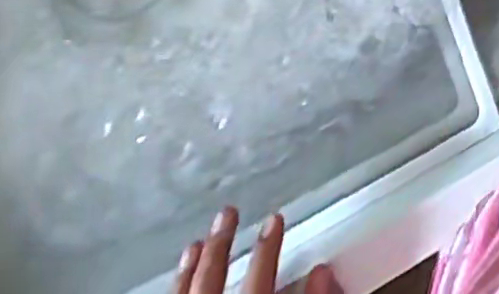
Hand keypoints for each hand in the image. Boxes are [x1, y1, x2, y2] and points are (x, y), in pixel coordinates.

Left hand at [175, 207, 341, 293]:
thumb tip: (322, 271)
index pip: (258, 282)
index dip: (267, 249)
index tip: (275, 217)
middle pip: (211, 284)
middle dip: (220, 247)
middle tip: (227, 211)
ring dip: (189, 271)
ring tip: (197, 243)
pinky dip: (177, 287)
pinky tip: (181, 275)